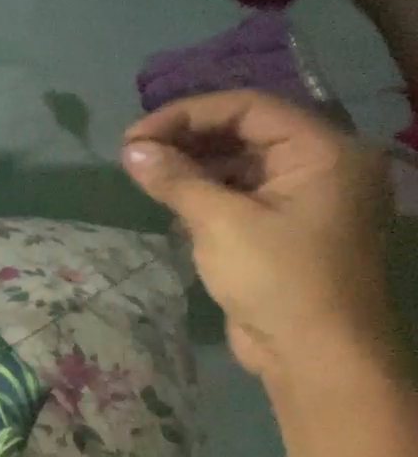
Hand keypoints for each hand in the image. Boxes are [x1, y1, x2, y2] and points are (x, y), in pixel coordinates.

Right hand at [122, 90, 392, 381]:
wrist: (314, 347)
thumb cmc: (276, 277)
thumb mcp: (219, 222)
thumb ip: (175, 179)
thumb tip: (131, 149)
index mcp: (324, 152)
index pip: (249, 108)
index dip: (186, 114)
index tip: (132, 138)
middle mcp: (323, 165)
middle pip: (247, 130)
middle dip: (186, 137)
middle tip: (132, 156)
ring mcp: (307, 196)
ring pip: (242, 160)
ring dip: (192, 164)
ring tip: (144, 176)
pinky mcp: (288, 224)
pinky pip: (242, 190)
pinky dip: (204, 189)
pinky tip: (171, 202)